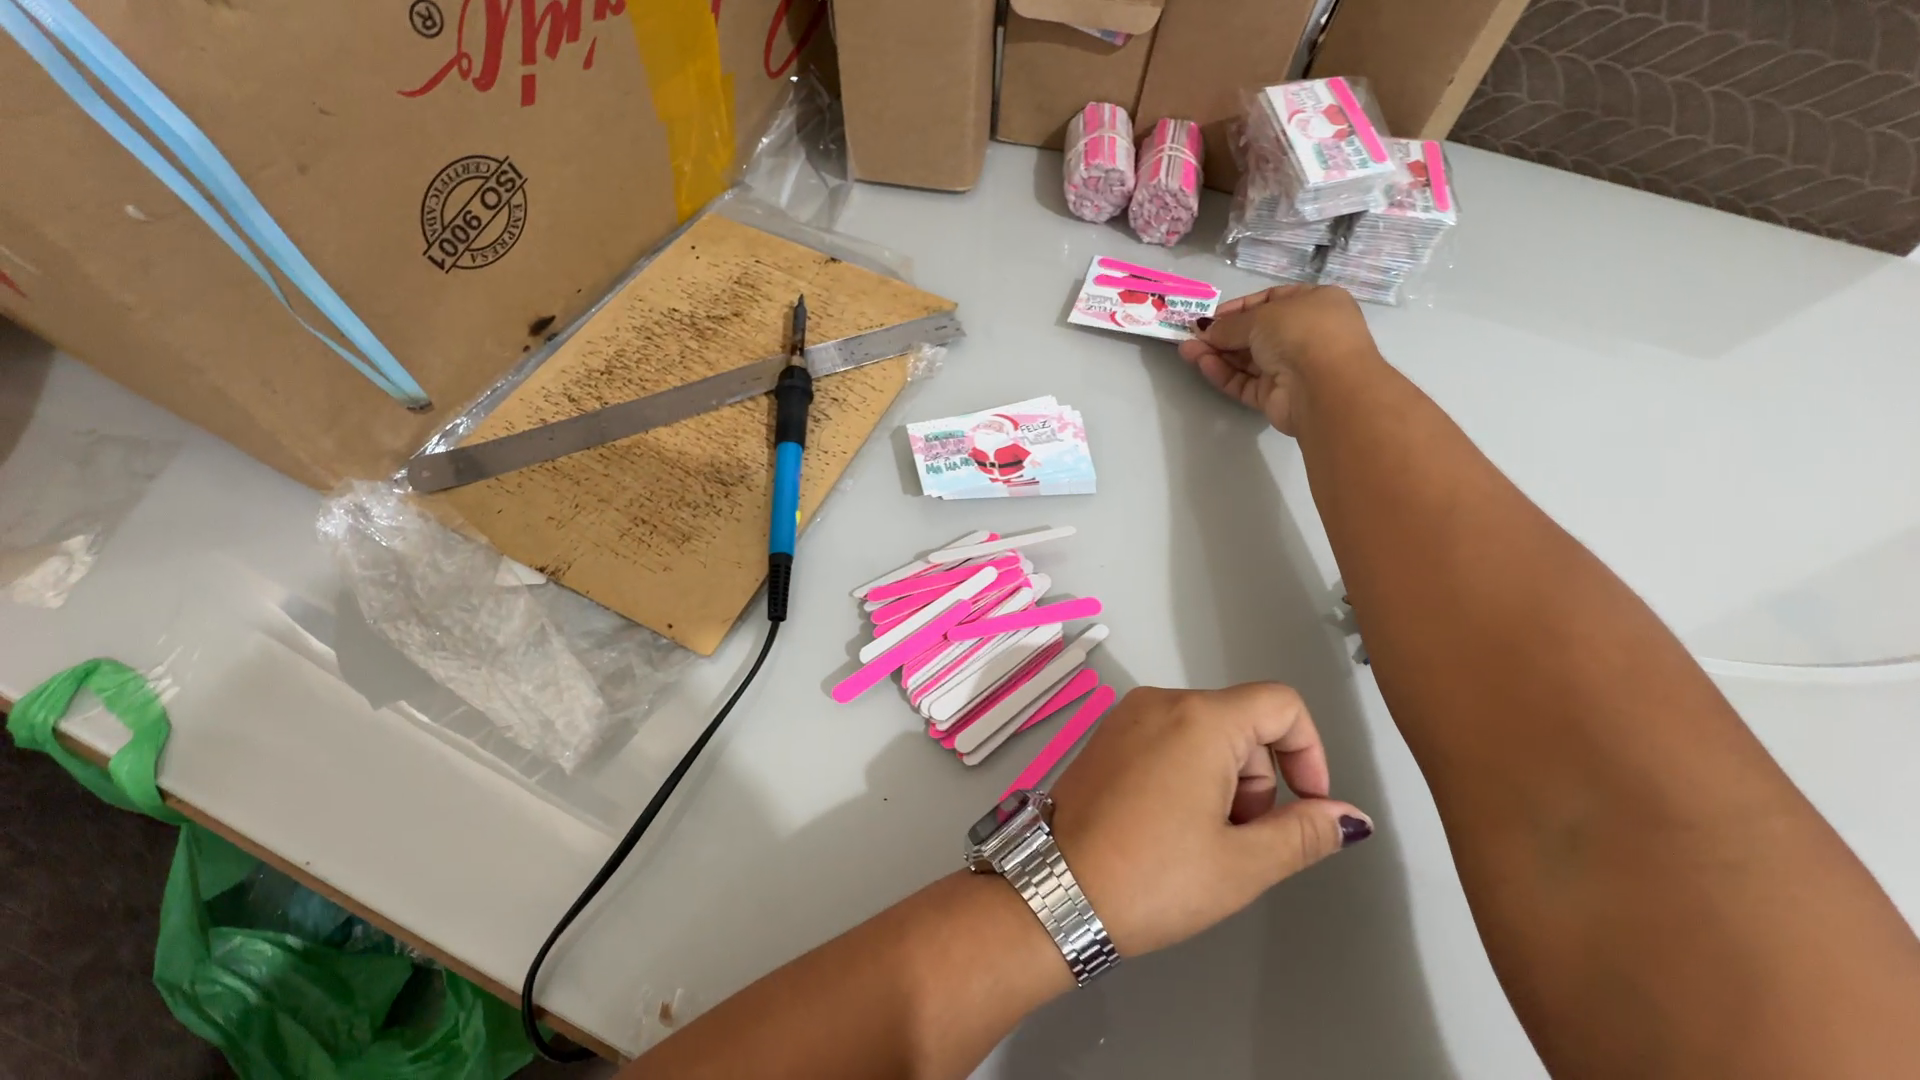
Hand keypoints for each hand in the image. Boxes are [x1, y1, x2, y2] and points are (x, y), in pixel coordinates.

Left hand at [1045, 684, 1372, 956]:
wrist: (1052, 893)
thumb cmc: (1152, 878)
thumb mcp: (1242, 863)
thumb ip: (1306, 832)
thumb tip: (1351, 816)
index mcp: (1199, 718)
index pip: (1281, 705)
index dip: (1310, 753)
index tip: (1309, 806)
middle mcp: (1160, 702)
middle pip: (1242, 724)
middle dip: (1260, 781)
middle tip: (1240, 842)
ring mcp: (1125, 718)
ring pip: (1205, 735)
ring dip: (1224, 783)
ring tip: (1201, 843)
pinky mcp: (1104, 738)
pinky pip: (1167, 741)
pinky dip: (1187, 776)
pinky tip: (1170, 828)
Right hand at [1175, 285, 1379, 435]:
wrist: (1326, 386)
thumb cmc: (1302, 332)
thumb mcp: (1261, 317)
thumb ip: (1230, 325)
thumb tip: (1205, 330)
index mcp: (1315, 304)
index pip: (1272, 301)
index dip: (1240, 307)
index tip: (1213, 315)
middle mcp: (1306, 335)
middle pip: (1256, 333)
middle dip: (1223, 334)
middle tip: (1192, 335)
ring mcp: (1292, 368)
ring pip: (1248, 360)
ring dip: (1217, 354)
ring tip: (1186, 350)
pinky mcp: (1278, 397)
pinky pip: (1246, 383)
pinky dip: (1225, 374)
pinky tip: (1203, 365)